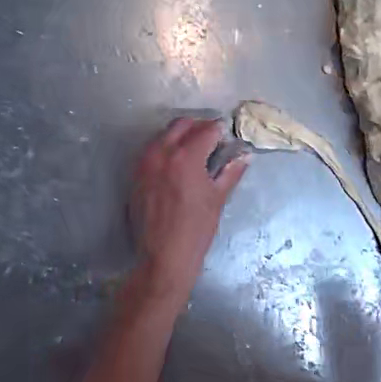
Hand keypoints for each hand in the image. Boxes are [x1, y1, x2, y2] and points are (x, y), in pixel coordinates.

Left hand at [130, 117, 246, 295]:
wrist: (164, 256)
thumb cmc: (196, 228)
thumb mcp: (218, 198)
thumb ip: (230, 172)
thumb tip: (245, 156)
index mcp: (186, 157)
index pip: (206, 130)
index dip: (220, 130)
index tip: (227, 134)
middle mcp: (162, 153)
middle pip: (181, 125)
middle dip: (198, 126)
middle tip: (212, 138)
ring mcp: (145, 163)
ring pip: (163, 136)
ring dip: (180, 136)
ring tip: (194, 150)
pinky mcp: (136, 175)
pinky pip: (151, 151)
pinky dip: (165, 149)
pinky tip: (176, 164)